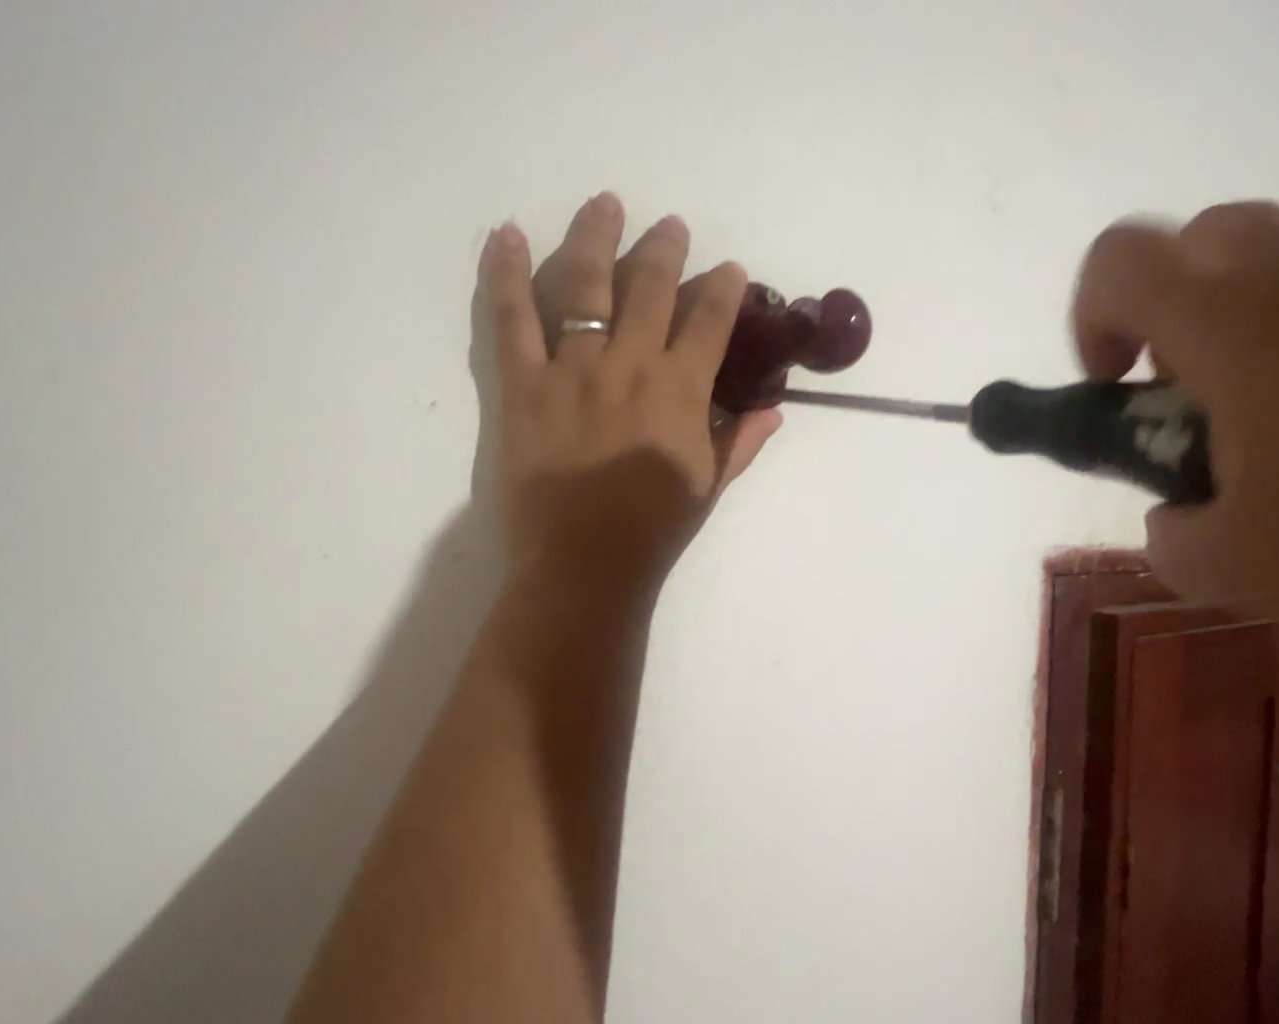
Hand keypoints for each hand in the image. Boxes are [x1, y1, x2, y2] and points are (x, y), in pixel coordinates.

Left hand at [479, 195, 781, 593]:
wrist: (584, 563)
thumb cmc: (653, 530)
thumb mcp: (709, 486)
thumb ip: (741, 441)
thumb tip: (772, 410)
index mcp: (681, 389)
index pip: (711, 320)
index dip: (724, 288)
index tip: (731, 270)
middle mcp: (630, 364)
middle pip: (651, 286)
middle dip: (666, 248)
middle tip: (672, 226)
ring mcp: (573, 369)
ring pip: (585, 284)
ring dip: (597, 236)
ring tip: (605, 204)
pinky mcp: (522, 384)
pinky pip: (511, 318)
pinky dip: (505, 273)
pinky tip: (506, 234)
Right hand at [1073, 202, 1278, 651]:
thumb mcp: (1247, 570)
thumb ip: (1172, 536)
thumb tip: (1176, 513)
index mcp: (1239, 320)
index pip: (1118, 260)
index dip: (1092, 319)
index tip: (1115, 388)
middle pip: (1202, 245)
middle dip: (1174, 321)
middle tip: (1201, 412)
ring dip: (1262, 340)